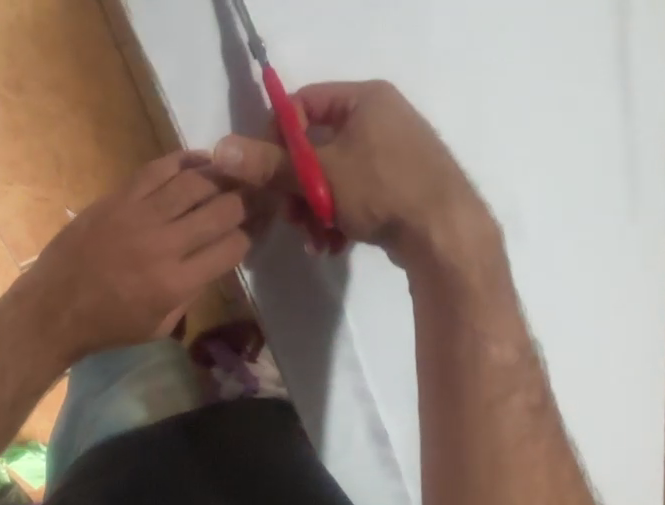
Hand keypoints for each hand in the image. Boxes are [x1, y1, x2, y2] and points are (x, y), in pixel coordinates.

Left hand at [18, 150, 251, 361]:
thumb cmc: (109, 326)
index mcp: (176, 284)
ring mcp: (139, 216)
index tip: (252, 233)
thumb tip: (213, 261)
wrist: (55, 307)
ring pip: (195, 182)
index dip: (249, 238)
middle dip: (244, 203)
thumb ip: (191, 294)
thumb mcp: (159, 326)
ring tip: (231, 177)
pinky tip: (200, 163)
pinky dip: (185, 161)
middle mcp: (164, 244)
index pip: (232, 247)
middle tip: (252, 199)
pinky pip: (159, 169)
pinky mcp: (118, 198)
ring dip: (220, 178)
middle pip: (222, 209)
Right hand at [210, 81, 491, 267]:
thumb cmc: (381, 189)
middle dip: (297, 189)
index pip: (304, 104)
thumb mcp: (319, 176)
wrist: (444, 232)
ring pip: (334, 179)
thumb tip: (220, 150)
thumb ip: (269, 165)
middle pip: (317, 148)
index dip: (278, 138)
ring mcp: (393, 154)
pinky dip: (340, 220)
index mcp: (364, 99)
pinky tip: (333, 246)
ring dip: (315, 212)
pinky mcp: (400, 187)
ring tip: (315, 240)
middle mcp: (381, 118)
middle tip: (290, 218)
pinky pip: (356, 197)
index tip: (266, 173)